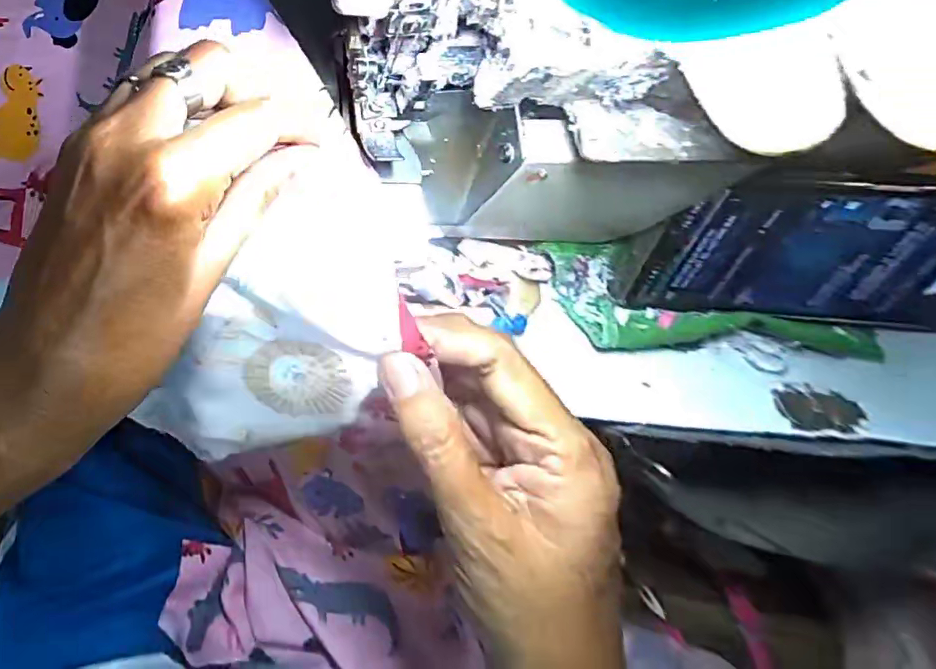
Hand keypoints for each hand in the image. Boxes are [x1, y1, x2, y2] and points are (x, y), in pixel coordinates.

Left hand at [0, 40, 319, 479]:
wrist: (40, 362)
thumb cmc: (133, 340)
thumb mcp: (206, 273)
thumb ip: (254, 199)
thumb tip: (299, 158)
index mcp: (170, 176)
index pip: (253, 117)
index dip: (298, 121)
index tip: (317, 138)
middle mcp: (127, 135)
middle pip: (202, 63)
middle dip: (247, 86)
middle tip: (266, 130)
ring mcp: (92, 134)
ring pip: (161, 71)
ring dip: (203, 88)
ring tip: (228, 133)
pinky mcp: (72, 145)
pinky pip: (129, 98)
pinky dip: (164, 104)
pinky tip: (180, 144)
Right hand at [380, 316, 621, 668]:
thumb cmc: (525, 603)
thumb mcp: (475, 519)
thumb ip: (433, 436)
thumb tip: (392, 360)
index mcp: (564, 444)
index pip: (503, 362)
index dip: (445, 337)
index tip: (387, 332)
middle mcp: (550, 433)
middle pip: (486, 368)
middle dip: (429, 351)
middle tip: (371, 343)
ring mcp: (527, 447)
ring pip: (469, 389)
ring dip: (423, 375)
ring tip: (373, 365)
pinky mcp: (503, 462)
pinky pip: (462, 417)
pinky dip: (426, 405)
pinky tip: (394, 398)